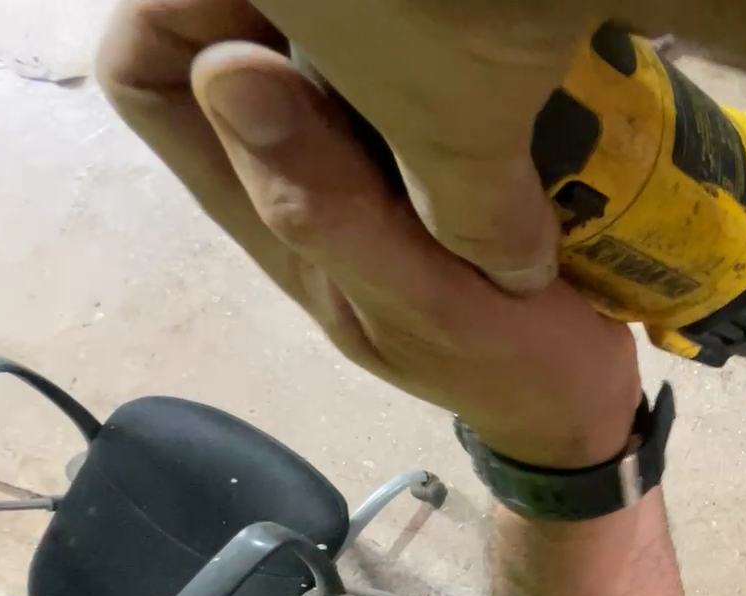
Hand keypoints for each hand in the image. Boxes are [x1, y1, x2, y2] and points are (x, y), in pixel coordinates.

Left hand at [98, 0, 637, 467]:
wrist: (586, 406)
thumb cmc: (522, 369)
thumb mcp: (437, 306)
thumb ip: (339, 215)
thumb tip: (232, 72)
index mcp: (282, 221)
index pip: (159, 84)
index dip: (182, 17)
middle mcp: (312, 188)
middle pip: (238, 60)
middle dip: (293, 16)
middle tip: (395, 14)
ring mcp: (380, 186)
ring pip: (329, 76)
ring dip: (375, 42)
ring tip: (446, 40)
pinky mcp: (441, 185)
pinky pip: (408, 104)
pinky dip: (433, 76)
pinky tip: (485, 79)